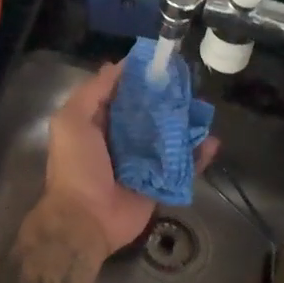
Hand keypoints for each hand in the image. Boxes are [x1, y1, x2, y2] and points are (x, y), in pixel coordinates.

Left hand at [42, 60, 217, 252]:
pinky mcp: (159, 182)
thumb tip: (116, 65)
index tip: (161, 63)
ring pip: (168, 136)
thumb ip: (93, 92)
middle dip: (167, 99)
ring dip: (185, 124)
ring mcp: (142, 160)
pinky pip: (181, 165)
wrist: (86, 219)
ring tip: (204, 109)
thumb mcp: (72, 120)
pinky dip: (197, 154)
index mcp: (97, 121)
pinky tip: (211, 141)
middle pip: (148, 113)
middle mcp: (120, 138)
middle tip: (190, 84)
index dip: (139, 77)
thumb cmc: (76, 165)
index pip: (121, 92)